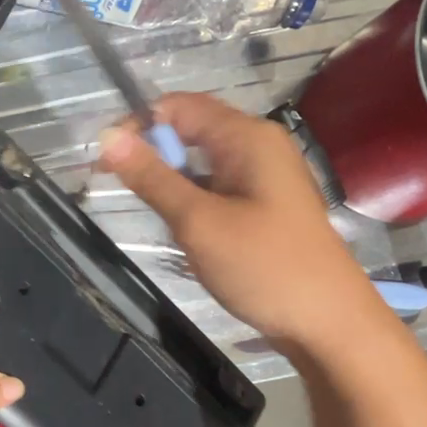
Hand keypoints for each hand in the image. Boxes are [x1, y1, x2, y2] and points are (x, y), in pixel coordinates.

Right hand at [97, 93, 385, 349]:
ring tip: (148, 213)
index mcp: (247, 137)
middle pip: (189, 131)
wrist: (324, 320)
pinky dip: (189, 200)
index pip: (179, 106)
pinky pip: (214, 188)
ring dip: (168, 180)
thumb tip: (107, 138)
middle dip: (148, 152)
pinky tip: (179, 229)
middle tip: (114, 188)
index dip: (137, 124)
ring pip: (200, 163)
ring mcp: (262, 178)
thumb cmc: (262, 266)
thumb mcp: (198, 222)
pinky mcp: (261, 206)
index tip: (102, 161)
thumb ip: (152, 178)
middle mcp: (257, 147)